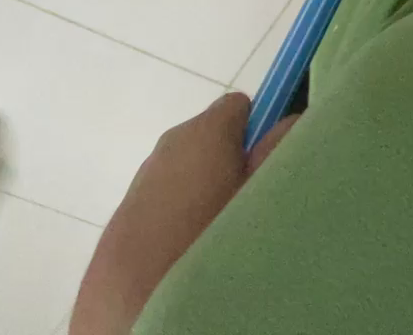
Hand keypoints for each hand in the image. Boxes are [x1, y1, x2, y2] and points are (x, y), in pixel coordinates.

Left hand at [71, 94, 296, 334]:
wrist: (132, 305)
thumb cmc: (212, 239)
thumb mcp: (263, 194)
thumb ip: (280, 150)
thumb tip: (290, 121)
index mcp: (203, 131)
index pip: (239, 107)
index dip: (259, 133)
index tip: (270, 168)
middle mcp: (167, 144)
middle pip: (212, 141)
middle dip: (233, 167)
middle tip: (251, 208)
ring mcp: (141, 181)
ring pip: (187, 175)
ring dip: (206, 195)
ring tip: (221, 238)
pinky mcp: (122, 219)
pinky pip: (164, 206)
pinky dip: (179, 221)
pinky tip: (188, 257)